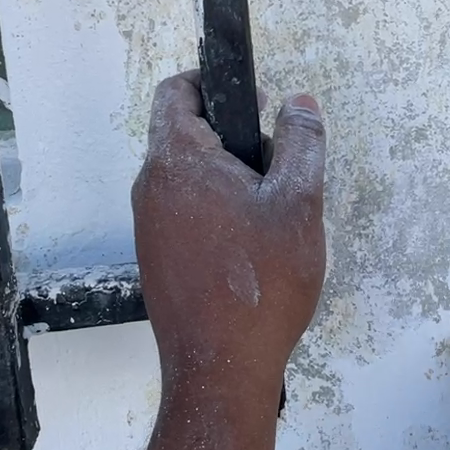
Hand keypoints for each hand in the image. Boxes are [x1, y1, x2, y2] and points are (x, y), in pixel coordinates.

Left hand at [132, 71, 326, 404]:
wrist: (221, 368)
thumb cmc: (262, 281)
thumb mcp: (299, 203)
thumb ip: (302, 142)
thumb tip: (299, 101)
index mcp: (177, 161)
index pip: (177, 91)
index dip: (212, 81)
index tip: (255, 102)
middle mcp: (150, 186)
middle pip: (184, 133)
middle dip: (232, 135)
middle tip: (277, 166)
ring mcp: (148, 223)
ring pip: (187, 176)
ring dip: (226, 176)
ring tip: (269, 210)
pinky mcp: (154, 255)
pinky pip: (183, 209)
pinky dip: (214, 207)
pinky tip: (249, 243)